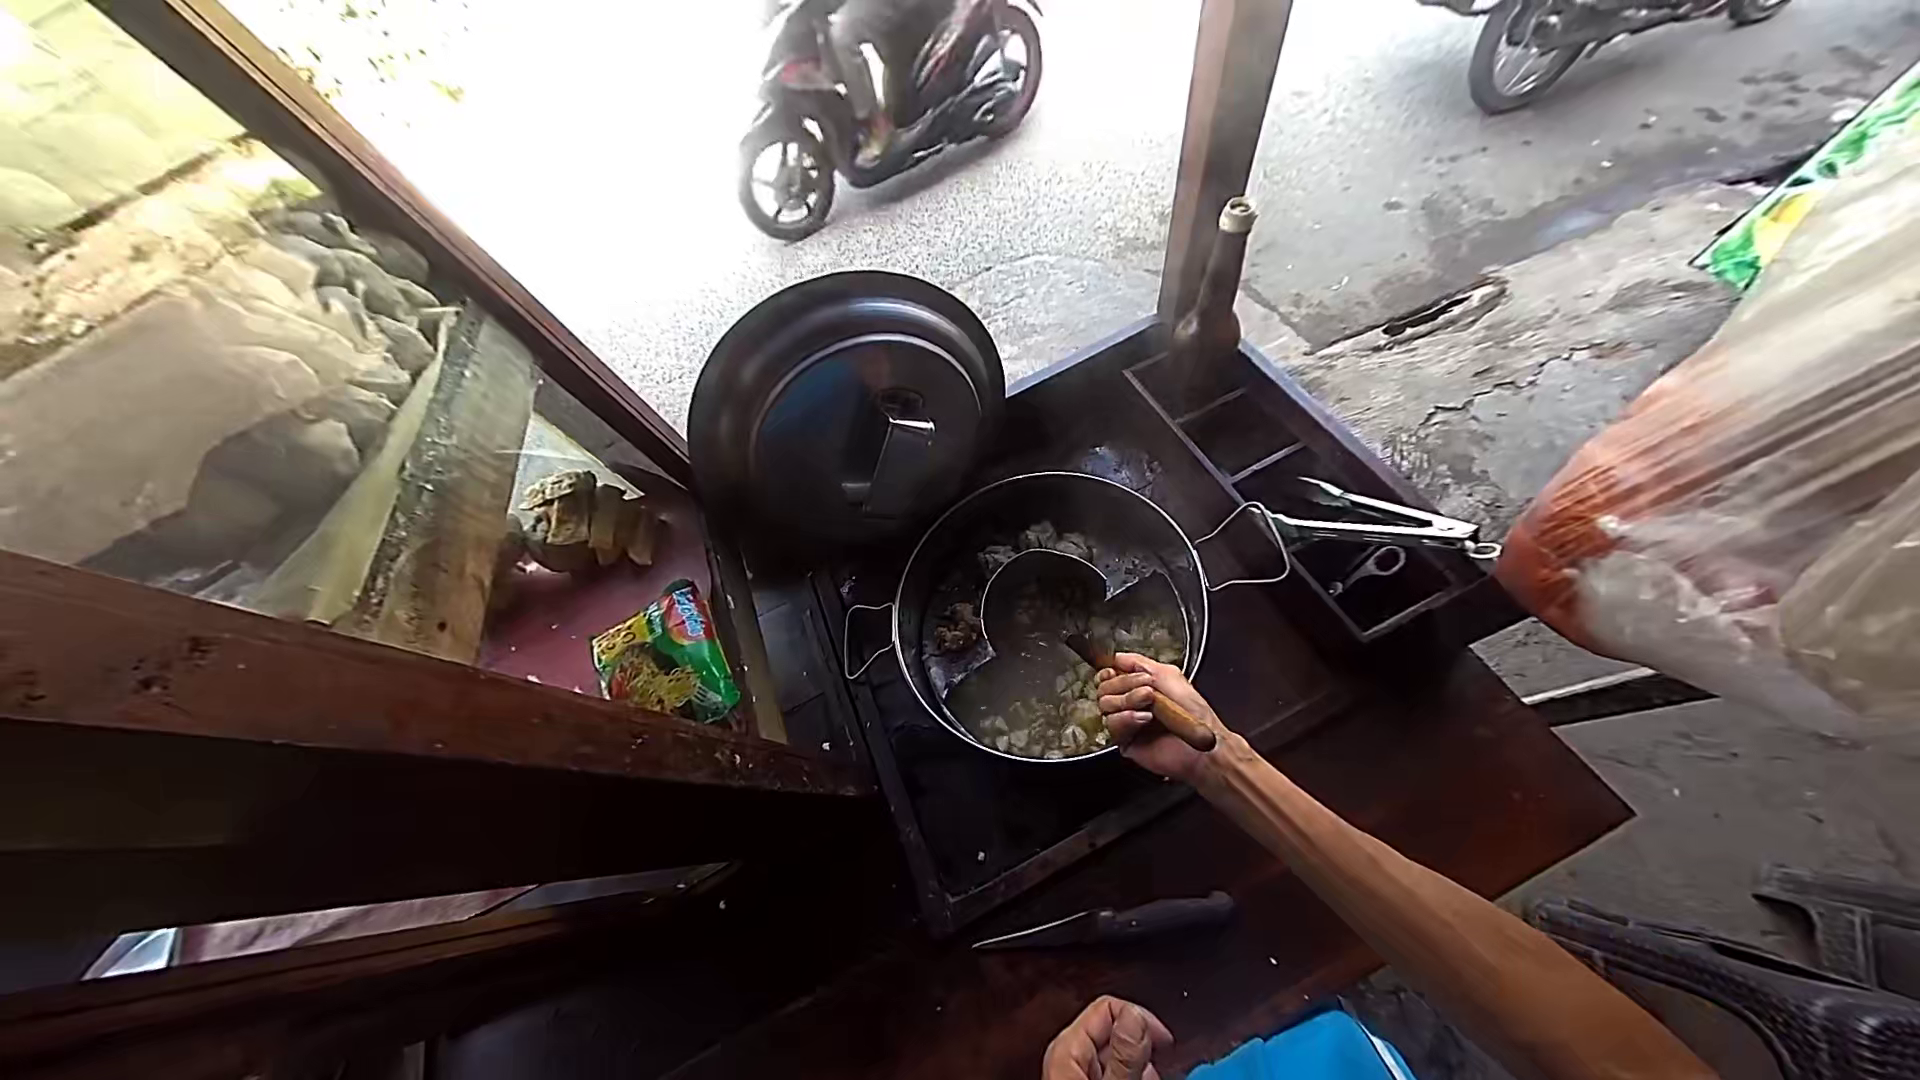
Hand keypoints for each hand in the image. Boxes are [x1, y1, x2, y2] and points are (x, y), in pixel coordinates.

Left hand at [1042, 995, 1173, 1079]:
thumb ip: (1122, 1055)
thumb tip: (1135, 1015)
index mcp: (1067, 1047)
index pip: (1108, 1005)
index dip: (1140, 1017)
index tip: (1165, 1040)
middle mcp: (1069, 1056)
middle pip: (1116, 1030)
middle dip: (1143, 1045)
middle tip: (1161, 1063)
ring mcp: (1077, 1072)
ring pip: (1118, 1053)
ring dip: (1140, 1063)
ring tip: (1151, 1074)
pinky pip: (1115, 1070)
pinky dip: (1133, 1074)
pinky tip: (1142, 1079)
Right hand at [1096, 653, 1226, 782]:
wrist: (1204, 745)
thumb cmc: (1195, 714)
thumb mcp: (1168, 674)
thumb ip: (1139, 662)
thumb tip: (1116, 657)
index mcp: (1138, 686)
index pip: (1108, 675)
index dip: (1109, 672)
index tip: (1115, 671)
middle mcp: (1130, 703)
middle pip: (1104, 688)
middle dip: (1124, 684)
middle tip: (1147, 690)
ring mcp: (1126, 722)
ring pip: (1105, 704)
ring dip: (1129, 700)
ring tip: (1149, 704)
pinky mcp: (1124, 740)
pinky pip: (1111, 724)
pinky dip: (1127, 718)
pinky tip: (1144, 719)